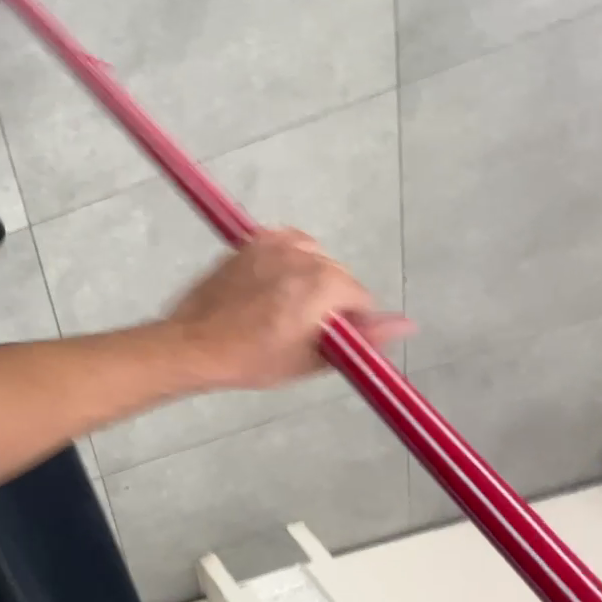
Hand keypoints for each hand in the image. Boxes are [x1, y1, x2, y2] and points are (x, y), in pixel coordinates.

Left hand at [163, 228, 412, 390]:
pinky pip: (282, 242)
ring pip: (312, 257)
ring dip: (307, 276)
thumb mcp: (312, 359)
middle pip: (336, 276)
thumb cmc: (251, 359)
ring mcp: (271, 246)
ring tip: (281, 305)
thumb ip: (364, 338)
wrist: (193, 346)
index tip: (322, 338)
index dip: (347, 323)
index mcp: (325, 283)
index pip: (360, 299)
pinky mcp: (246, 244)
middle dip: (326, 299)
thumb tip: (409, 324)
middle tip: (294, 326)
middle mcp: (302, 256)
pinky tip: (271, 281)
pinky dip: (285, 257)